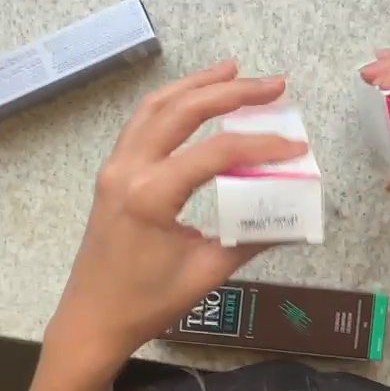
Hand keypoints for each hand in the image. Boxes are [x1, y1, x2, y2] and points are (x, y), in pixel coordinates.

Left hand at [47, 61, 305, 366]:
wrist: (92, 320)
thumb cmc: (147, 303)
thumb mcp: (207, 273)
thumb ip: (253, 238)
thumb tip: (296, 219)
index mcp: (151, 196)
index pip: (216, 153)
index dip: (262, 144)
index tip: (296, 146)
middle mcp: (128, 170)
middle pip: (182, 111)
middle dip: (231, 91)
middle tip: (272, 84)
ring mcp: (115, 168)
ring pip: (156, 107)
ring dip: (196, 85)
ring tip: (233, 70)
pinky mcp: (112, 173)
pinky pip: (141, 124)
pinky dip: (171, 103)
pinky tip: (193, 99)